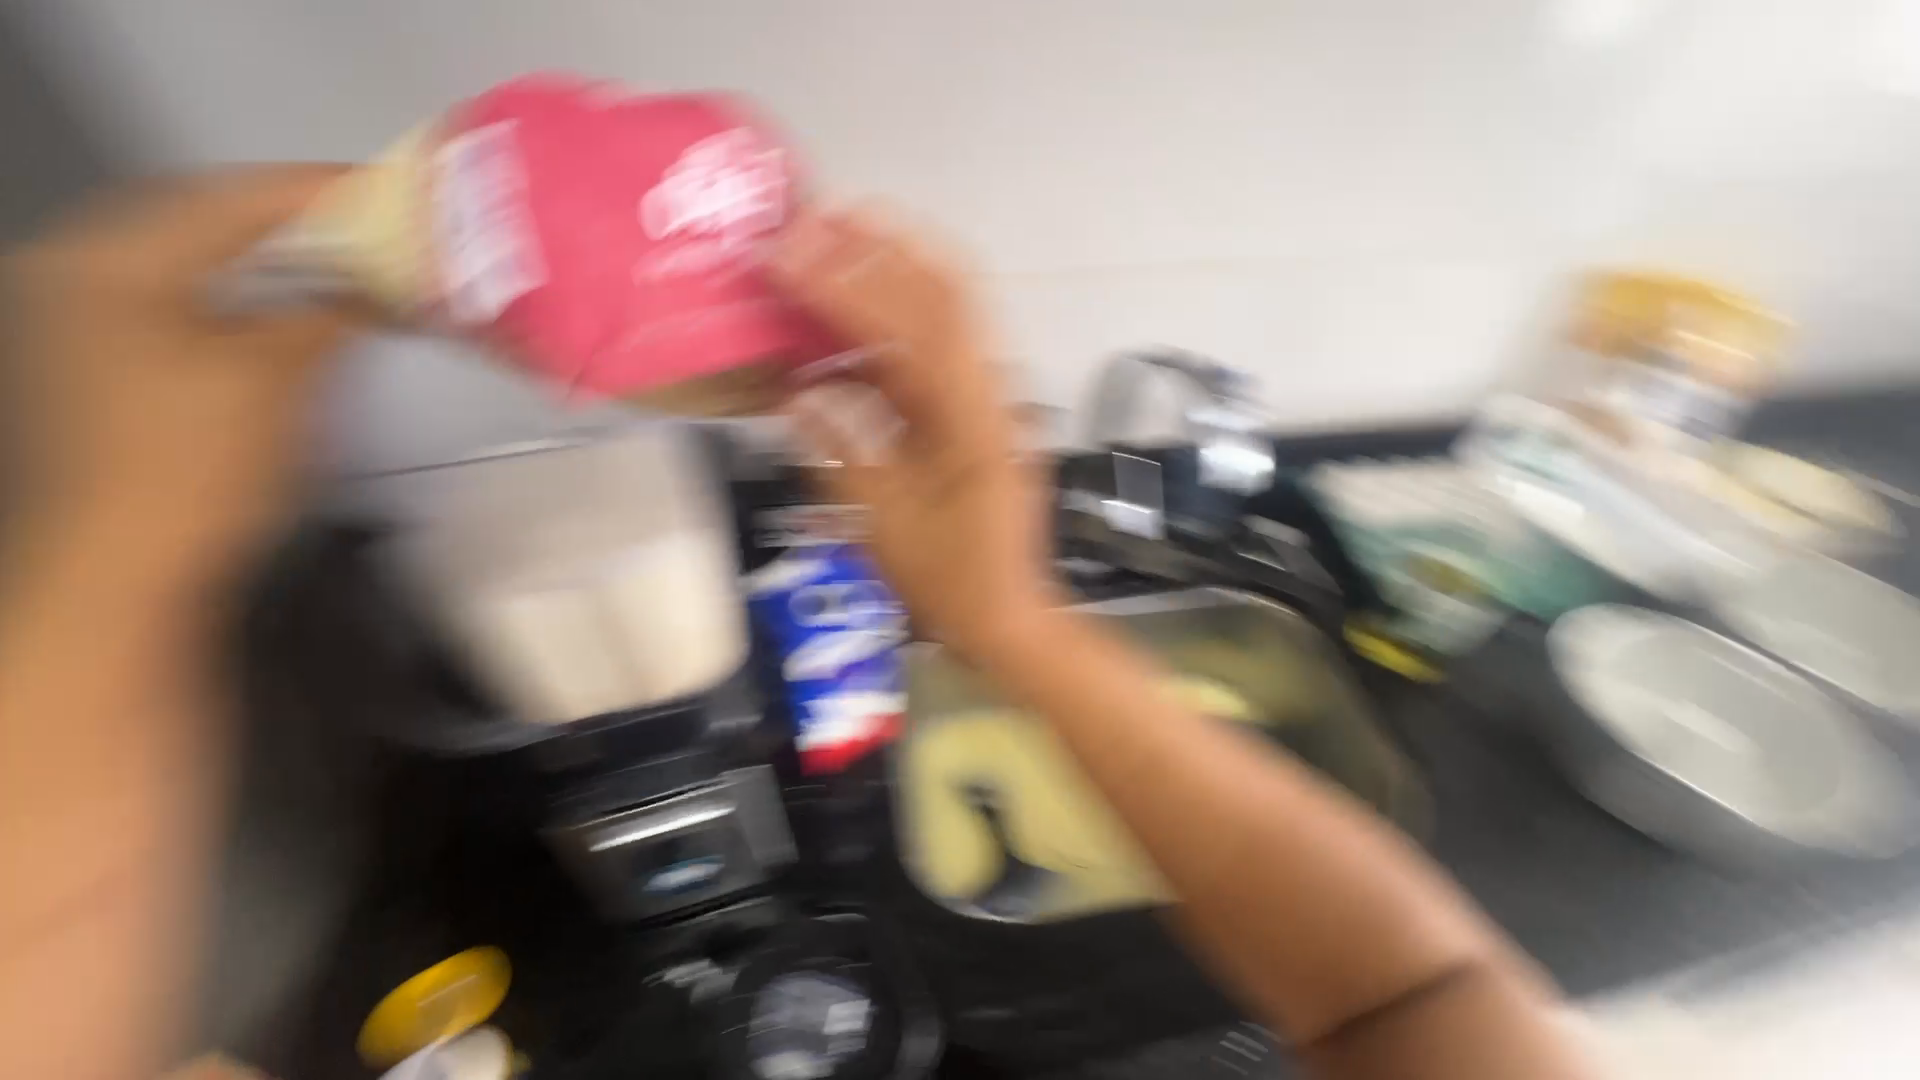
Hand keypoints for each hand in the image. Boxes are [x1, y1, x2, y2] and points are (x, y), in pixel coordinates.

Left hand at [4, 166, 366, 584]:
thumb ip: (327, 313)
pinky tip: (306, 300)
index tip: (392, 189)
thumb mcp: (274, 377)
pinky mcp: (120, 355)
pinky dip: (258, 291)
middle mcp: (88, 273)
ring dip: (282, 255)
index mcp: (112, 265)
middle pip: (209, 219)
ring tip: (356, 257)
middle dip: (300, 219)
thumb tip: (378, 285)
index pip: (229, 200)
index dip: (317, 191)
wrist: (132, 560)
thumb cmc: (199, 463)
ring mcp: (96, 317)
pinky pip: (199, 296)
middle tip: (380, 224)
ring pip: (204, 258)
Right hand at [768, 209, 1060, 662]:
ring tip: (833, 238)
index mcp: (971, 420)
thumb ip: (841, 452)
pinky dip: (894, 320)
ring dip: (892, 269)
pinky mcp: (977, 411)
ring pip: (948, 311)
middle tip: (815, 219)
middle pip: (945, 293)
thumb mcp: (886, 525)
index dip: (850, 281)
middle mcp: (990, 392)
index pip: (914, 325)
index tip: (792, 249)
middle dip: (879, 249)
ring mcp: (989, 398)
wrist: (1009, 614)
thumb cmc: (951, 582)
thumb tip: (795, 395)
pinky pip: (936, 348)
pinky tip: (851, 313)